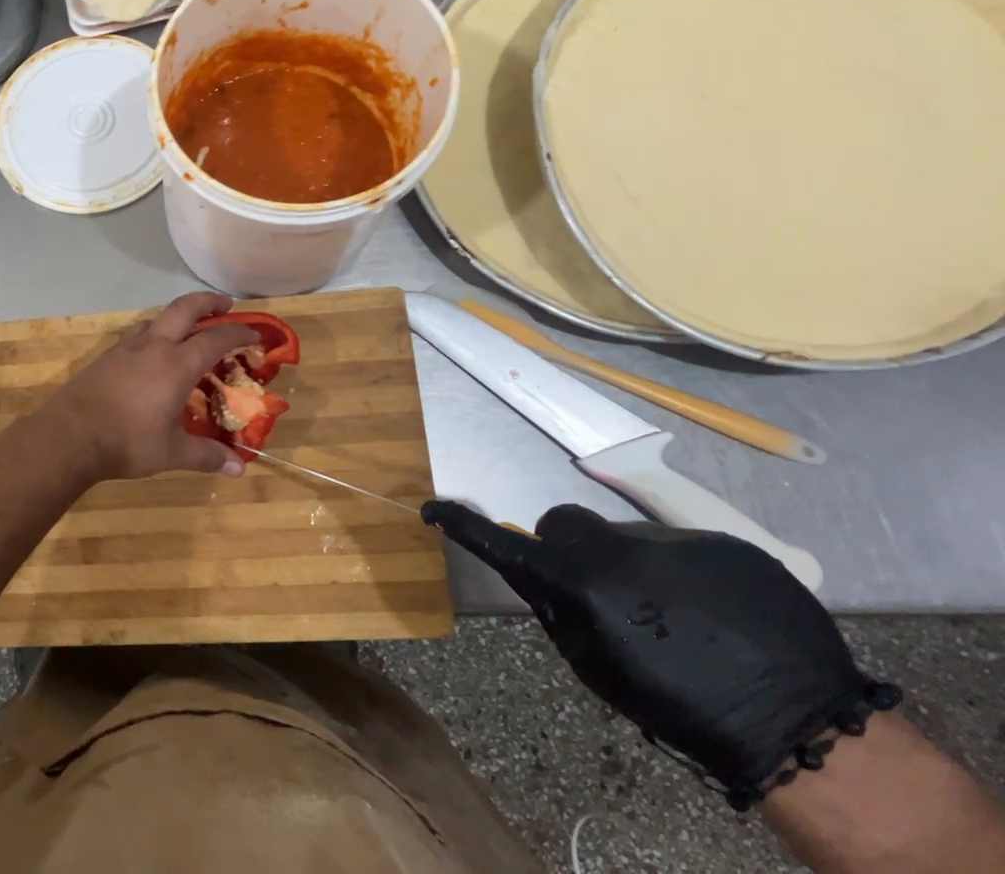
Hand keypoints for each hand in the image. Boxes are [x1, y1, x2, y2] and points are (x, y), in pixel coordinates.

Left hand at [41, 292, 258, 482]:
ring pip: (156, 318)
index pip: (216, 338)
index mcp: (177, 364)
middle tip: (225, 305)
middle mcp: (153, 347)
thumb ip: (206, 455)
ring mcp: (124, 348)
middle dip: (208, 302)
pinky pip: (136, 335)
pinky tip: (150, 354)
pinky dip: (153, 334)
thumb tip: (238, 468)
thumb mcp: (171, 452)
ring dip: (176, 316)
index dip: (239, 334)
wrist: (68, 435)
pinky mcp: (105, 357)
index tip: (255, 336)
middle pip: (185, 308)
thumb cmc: (126, 442)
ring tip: (187, 330)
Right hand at [426, 500, 899, 808]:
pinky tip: (707, 610)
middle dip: (565, 547)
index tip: (434, 509)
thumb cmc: (672, 703)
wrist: (791, 718)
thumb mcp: (592, 663)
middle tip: (590, 588)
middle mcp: (618, 546)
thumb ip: (559, 609)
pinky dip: (676, 572)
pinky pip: (678, 548)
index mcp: (578, 581)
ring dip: (627, 564)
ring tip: (667, 612)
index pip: (504, 542)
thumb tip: (547, 578)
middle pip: (567, 523)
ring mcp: (676, 540)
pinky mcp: (725, 543)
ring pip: (625, 537)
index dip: (463, 523)